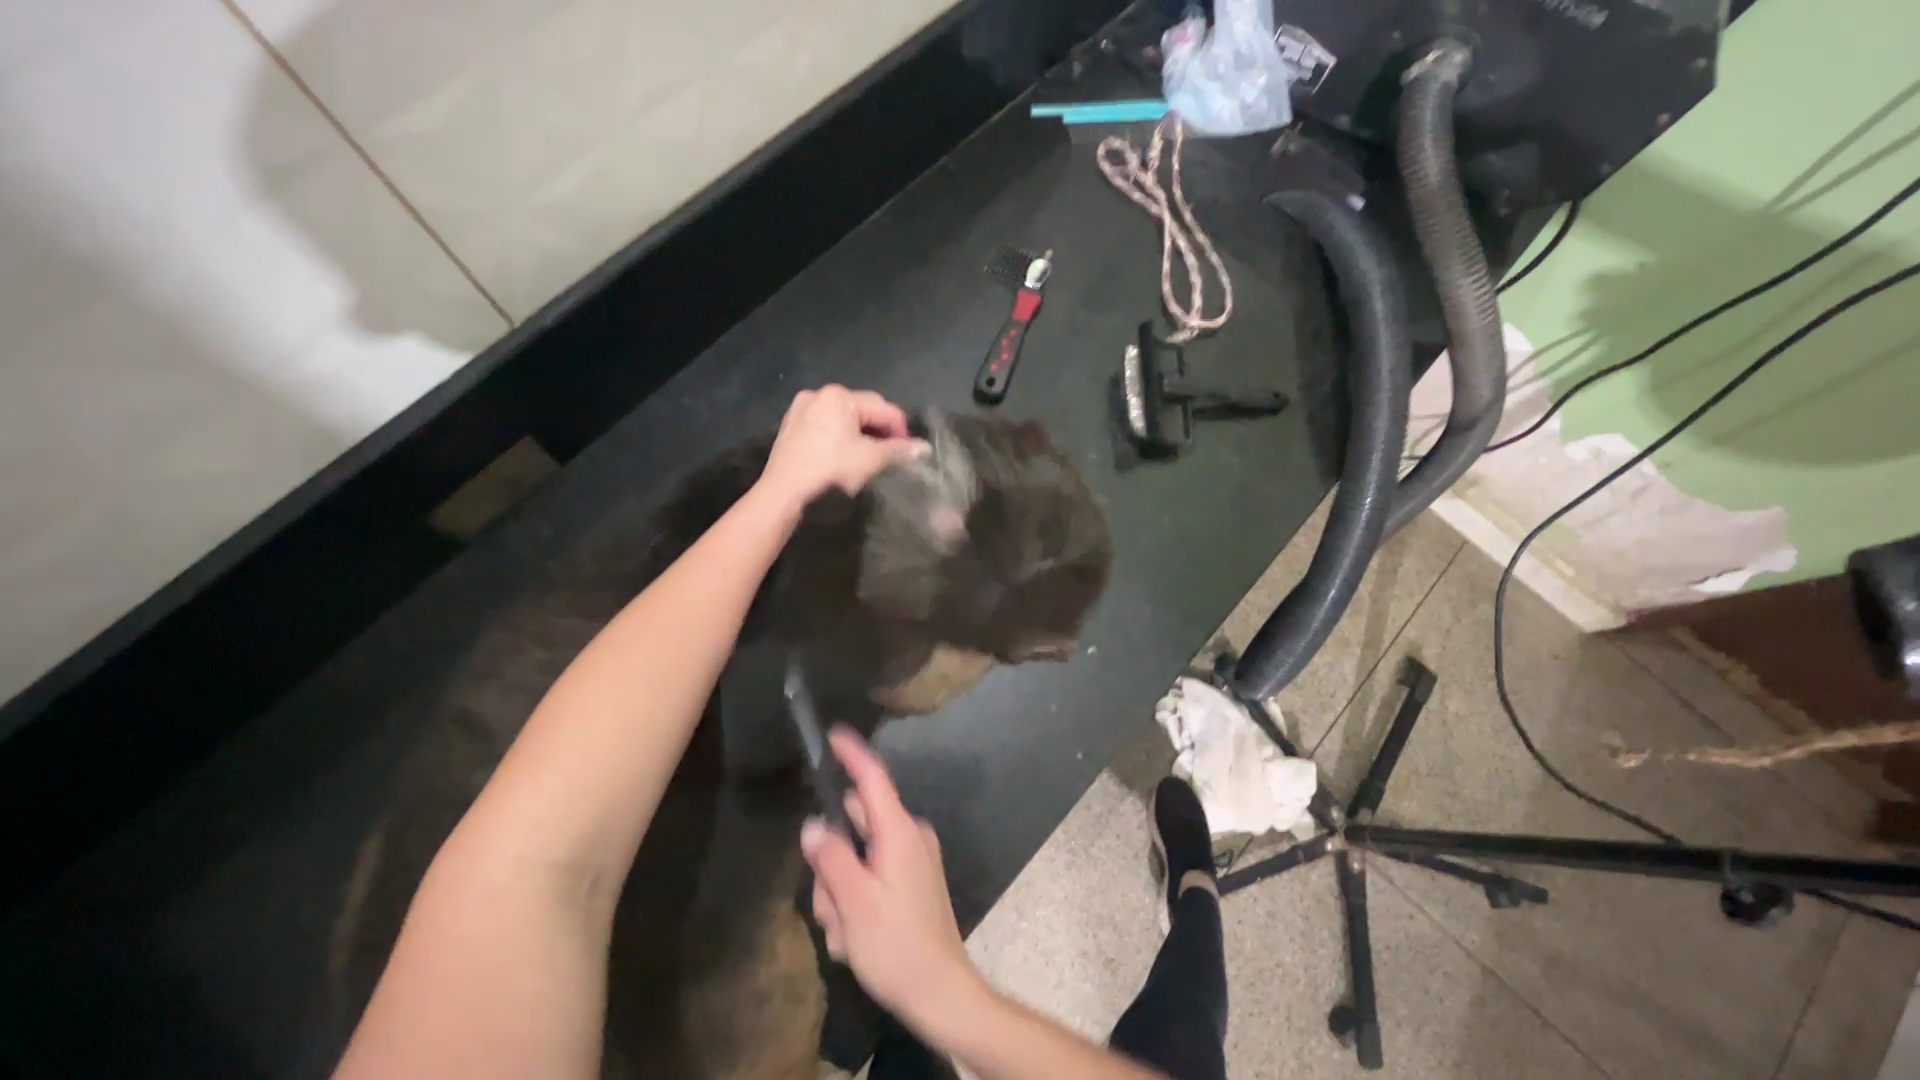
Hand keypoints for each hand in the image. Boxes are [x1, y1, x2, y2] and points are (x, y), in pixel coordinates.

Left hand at [757, 385, 921, 506]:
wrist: (785, 492)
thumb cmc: (831, 470)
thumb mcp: (870, 459)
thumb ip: (899, 450)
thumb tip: (924, 447)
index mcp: (840, 396)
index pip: (883, 408)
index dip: (901, 429)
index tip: (909, 451)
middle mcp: (819, 394)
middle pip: (862, 408)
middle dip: (879, 428)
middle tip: (889, 453)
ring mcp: (801, 408)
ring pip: (842, 416)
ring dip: (859, 432)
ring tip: (867, 455)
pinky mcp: (790, 425)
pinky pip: (824, 424)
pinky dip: (838, 435)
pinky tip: (842, 454)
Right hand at [800, 729, 982, 1027]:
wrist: (940, 993)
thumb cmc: (897, 945)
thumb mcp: (854, 902)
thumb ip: (831, 858)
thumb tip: (813, 824)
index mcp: (899, 832)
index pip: (872, 779)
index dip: (852, 754)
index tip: (831, 734)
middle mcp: (908, 839)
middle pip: (852, 827)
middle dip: (830, 863)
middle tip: (829, 905)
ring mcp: (910, 863)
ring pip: (854, 859)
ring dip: (839, 893)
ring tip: (845, 933)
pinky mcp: (908, 886)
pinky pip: (868, 880)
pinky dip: (853, 905)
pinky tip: (855, 941)